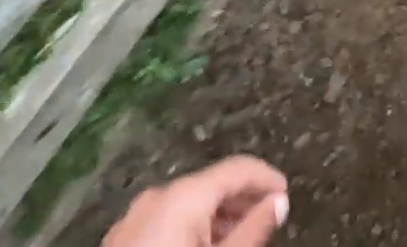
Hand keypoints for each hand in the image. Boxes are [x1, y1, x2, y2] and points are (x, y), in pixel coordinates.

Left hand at [102, 155, 289, 246]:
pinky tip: (204, 246)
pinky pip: (167, 220)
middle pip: (213, 185)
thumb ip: (254, 228)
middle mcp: (158, 195)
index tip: (286, 196)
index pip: (240, 168)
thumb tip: (279, 201)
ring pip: (189, 204)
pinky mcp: (120, 240)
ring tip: (239, 237)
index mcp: (185, 194)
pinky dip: (191, 227)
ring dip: (218, 215)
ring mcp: (133, 218)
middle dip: (243, 199)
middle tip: (267, 218)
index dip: (268, 178)